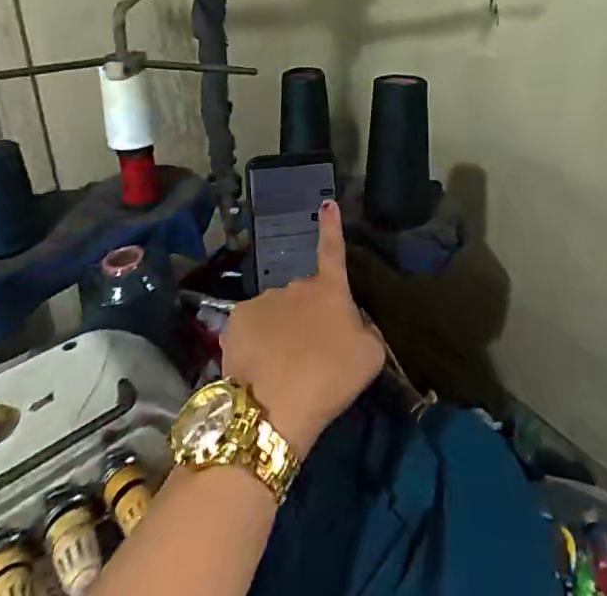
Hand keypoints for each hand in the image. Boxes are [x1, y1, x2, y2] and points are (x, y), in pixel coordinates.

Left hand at [221, 200, 385, 453]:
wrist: (274, 404)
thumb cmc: (330, 379)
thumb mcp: (370, 357)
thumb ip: (364, 330)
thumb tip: (351, 321)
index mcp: (329, 291)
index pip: (333, 251)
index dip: (332, 228)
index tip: (327, 203)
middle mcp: (293, 286)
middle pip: (305, 296)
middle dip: (309, 314)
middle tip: (315, 351)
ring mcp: (261, 299)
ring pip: (277, 311)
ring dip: (283, 328)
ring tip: (288, 366)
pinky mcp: (236, 318)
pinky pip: (253, 324)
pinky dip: (259, 339)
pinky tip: (263, 365)